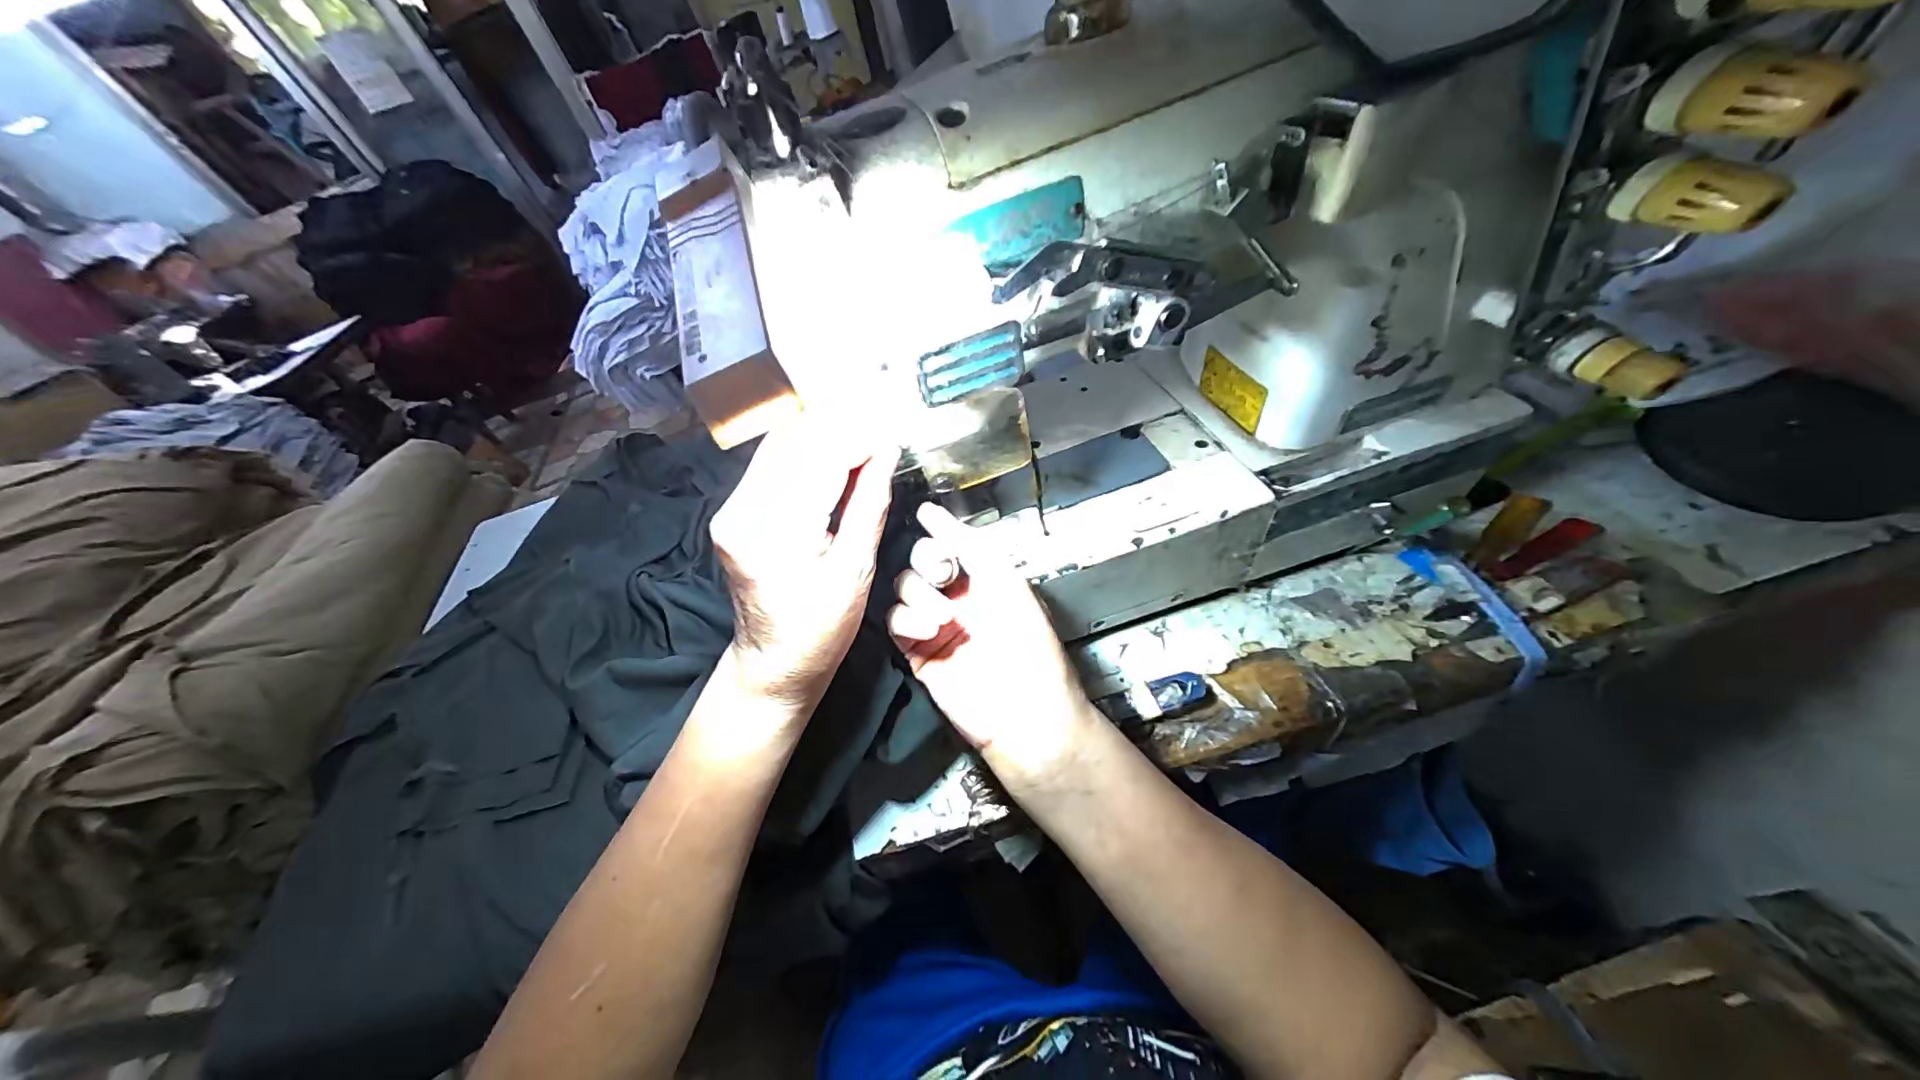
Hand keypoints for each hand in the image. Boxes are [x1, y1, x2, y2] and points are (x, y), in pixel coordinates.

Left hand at [710, 415, 898, 712]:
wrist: (773, 663)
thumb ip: (869, 504)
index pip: (822, 461)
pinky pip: (768, 467)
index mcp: (778, 534)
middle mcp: (743, 514)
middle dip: (842, 433)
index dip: (860, 441)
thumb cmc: (821, 629)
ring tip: (859, 448)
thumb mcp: (856, 570)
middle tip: (878, 439)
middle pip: (796, 445)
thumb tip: (886, 453)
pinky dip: (802, 457)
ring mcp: (729, 512)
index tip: (890, 437)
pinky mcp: (728, 514)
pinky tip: (830, 464)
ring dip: (821, 440)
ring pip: (779, 448)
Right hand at [886, 503, 1101, 787]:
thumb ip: (968, 543)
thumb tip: (932, 512)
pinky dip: (906, 621)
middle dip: (926, 563)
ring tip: (944, 617)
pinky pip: (896, 623)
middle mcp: (956, 597)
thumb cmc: (1029, 645)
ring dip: (918, 595)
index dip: (936, 536)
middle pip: (917, 562)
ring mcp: (935, 623)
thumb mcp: (1005, 579)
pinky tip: (928, 631)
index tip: (925, 523)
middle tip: (943, 576)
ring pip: (903, 590)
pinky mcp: (918, 651)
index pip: (944, 543)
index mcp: (981, 577)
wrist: (1023, 708)